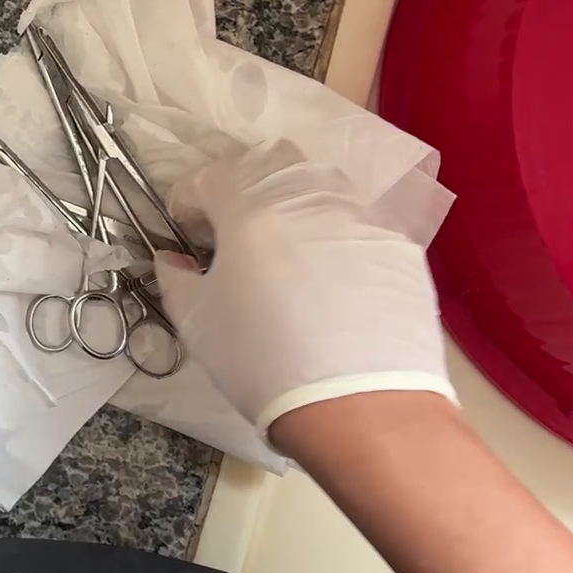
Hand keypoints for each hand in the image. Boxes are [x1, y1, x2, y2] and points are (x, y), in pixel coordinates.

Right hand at [153, 140, 454, 434]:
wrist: (361, 408)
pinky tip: (323, 272)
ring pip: (317, 183)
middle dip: (241, 185)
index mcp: (249, 210)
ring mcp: (359, 220)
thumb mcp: (193, 316)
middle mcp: (307, 200)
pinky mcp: (398, 248)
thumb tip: (174, 258)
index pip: (207, 178)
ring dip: (288, 202)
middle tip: (231, 228)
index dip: (186, 201)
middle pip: (268, 163)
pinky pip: (353, 220)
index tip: (184, 231)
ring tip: (278, 244)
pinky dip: (328, 231)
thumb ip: (174, 274)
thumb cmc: (260, 356)